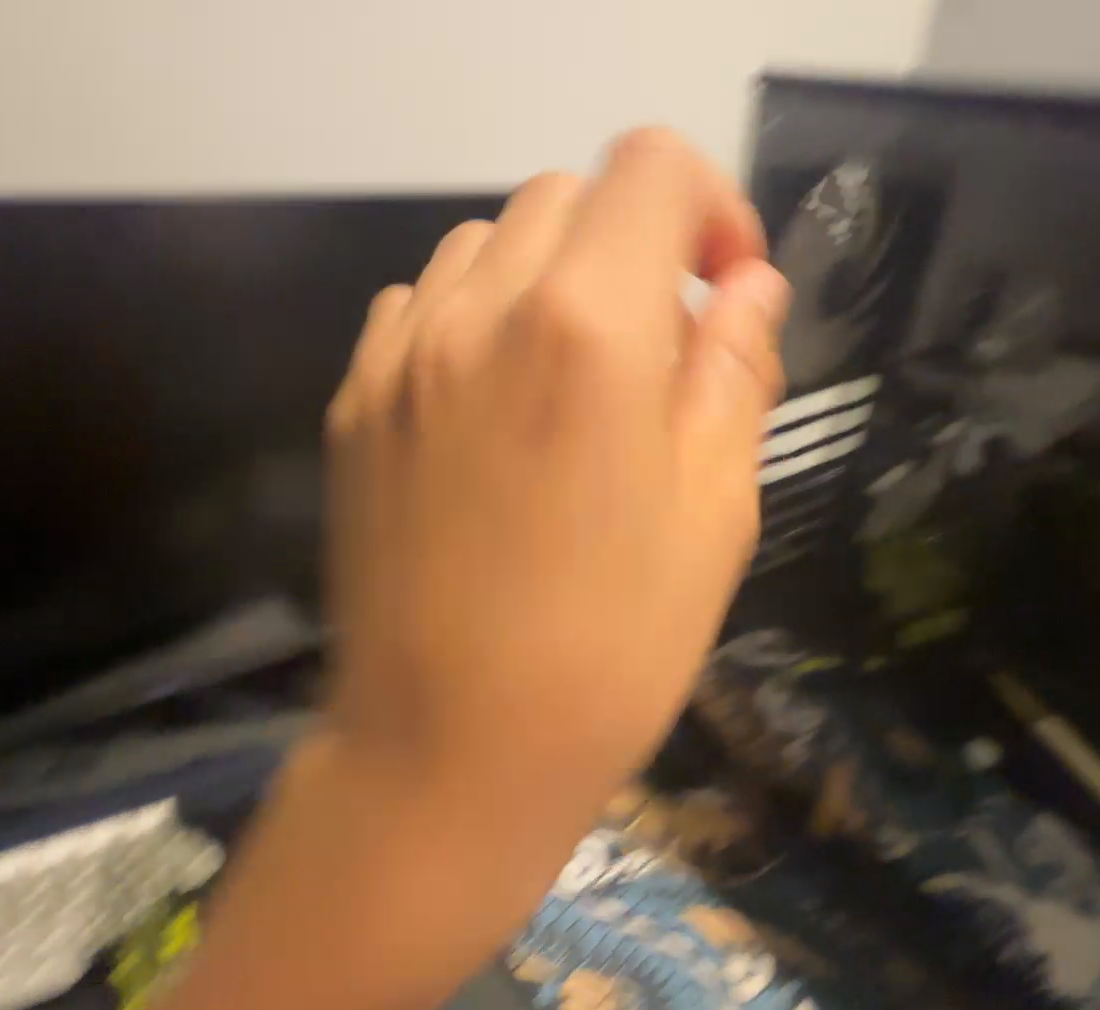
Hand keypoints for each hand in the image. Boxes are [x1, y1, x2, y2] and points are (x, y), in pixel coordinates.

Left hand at [323, 128, 789, 813]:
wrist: (447, 752)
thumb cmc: (610, 651)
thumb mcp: (716, 515)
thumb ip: (736, 373)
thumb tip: (746, 288)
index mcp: (585, 327)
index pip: (651, 167)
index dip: (710, 208)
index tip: (723, 292)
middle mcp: (477, 310)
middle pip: (568, 197)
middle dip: (633, 248)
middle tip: (656, 357)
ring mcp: (398, 355)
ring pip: (486, 244)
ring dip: (550, 280)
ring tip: (573, 387)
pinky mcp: (353, 403)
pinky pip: (421, 306)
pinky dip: (474, 321)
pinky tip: (495, 412)